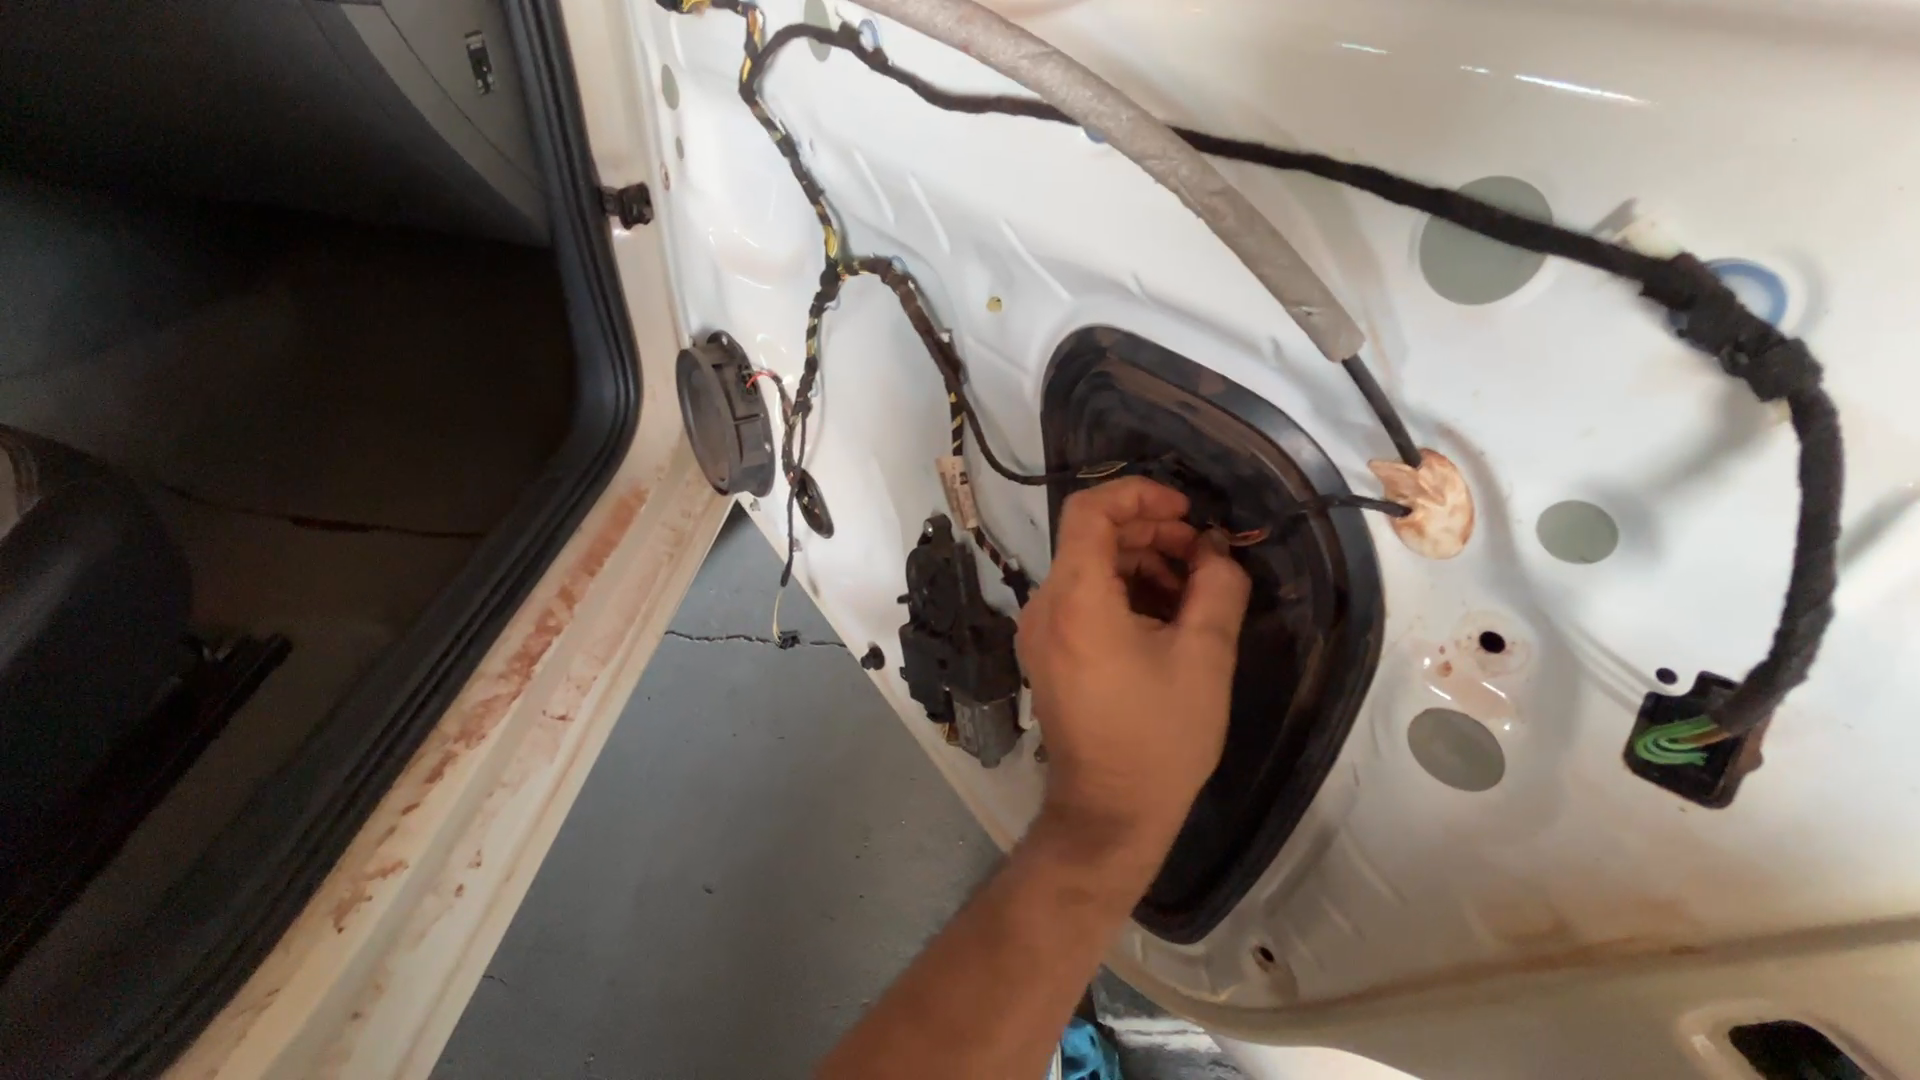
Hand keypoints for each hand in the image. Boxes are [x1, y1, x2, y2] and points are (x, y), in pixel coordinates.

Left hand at [1018, 477, 1251, 853]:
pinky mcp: (1047, 654)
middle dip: (1150, 532)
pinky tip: (1165, 615)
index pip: (1089, 510)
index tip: (1186, 512)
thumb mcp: (1205, 657)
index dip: (1139, 494)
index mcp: (1075, 600)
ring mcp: (1039, 632)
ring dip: (1140, 563)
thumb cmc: (1160, 737)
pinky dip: (1122, 592)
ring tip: (1193, 588)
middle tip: (1202, 555)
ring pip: (1088, 568)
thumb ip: (1217, 587)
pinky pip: (1081, 600)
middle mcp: (1044, 607)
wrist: (1110, 812)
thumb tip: (1216, 552)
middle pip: (1090, 538)